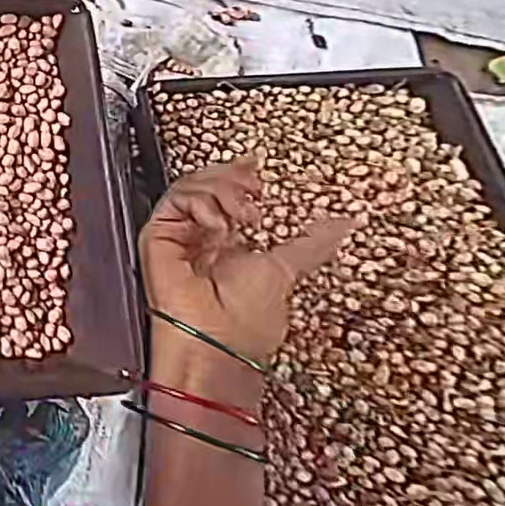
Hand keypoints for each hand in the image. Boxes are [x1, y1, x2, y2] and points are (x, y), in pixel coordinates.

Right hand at [141, 157, 352, 364]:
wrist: (216, 338)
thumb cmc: (245, 317)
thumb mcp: (287, 271)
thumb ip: (310, 244)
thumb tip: (346, 221)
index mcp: (224, 240)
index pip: (225, 194)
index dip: (238, 176)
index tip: (257, 168)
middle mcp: (197, 232)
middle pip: (204, 184)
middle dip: (231, 178)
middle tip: (253, 187)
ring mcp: (176, 231)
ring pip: (188, 187)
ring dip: (220, 191)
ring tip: (242, 214)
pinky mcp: (157, 232)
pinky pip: (174, 200)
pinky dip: (200, 203)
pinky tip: (218, 223)